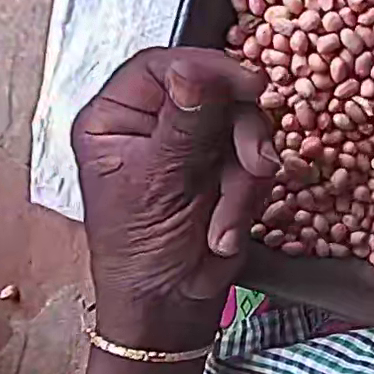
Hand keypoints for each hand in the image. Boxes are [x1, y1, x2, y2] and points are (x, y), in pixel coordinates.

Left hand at [72, 47, 277, 349]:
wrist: (170, 306)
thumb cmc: (140, 251)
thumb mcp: (159, 184)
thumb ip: (184, 125)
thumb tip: (196, 71)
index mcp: (118, 118)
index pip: (164, 67)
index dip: (208, 70)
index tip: (249, 85)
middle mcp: (158, 125)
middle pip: (217, 96)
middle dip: (240, 139)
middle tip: (255, 166)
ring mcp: (195, 148)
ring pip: (245, 132)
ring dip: (244, 181)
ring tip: (226, 224)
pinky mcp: (226, 172)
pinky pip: (255, 165)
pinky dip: (248, 200)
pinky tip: (226, 231)